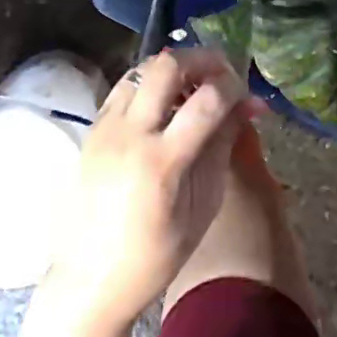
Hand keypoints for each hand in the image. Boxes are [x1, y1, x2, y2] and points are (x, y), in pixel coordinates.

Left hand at [46, 49, 249, 329]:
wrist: (91, 277)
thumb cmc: (156, 255)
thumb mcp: (202, 207)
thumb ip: (221, 148)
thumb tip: (245, 106)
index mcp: (163, 161)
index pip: (206, 100)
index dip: (233, 86)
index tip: (244, 92)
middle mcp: (130, 133)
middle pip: (166, 65)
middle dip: (201, 58)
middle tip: (222, 71)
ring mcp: (105, 126)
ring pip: (141, 69)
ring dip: (173, 67)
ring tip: (194, 84)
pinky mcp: (92, 128)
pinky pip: (123, 87)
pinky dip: (149, 83)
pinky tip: (163, 101)